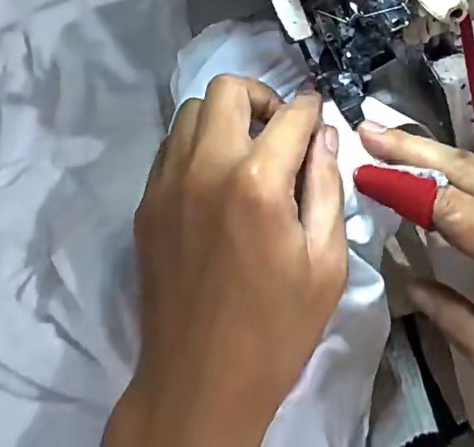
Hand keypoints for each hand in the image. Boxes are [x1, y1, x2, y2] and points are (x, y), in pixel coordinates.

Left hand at [105, 78, 347, 446]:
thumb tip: (321, 133)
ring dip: (224, 116)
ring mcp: (167, 181)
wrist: (199, 382)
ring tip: (245, 151)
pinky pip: (170, 145)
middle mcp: (205, 165)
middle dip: (261, 96)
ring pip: (191, 110)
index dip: (310, 107)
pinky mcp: (146, 201)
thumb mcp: (325, 263)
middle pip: (228, 89)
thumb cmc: (275, 328)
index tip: (316, 113)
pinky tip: (214, 176)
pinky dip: (195, 142)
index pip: (290, 114)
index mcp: (256, 181)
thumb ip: (327, 185)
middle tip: (278, 130)